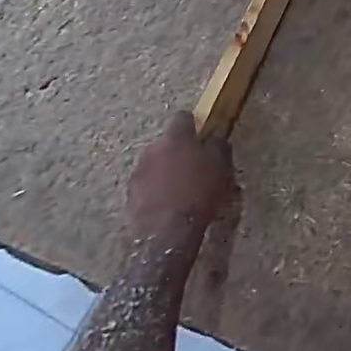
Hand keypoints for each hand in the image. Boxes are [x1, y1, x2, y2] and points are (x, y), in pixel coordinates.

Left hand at [124, 111, 232, 243]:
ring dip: (164, 170)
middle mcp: (153, 148)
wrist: (166, 233)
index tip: (201, 135)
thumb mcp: (220, 167)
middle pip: (167, 141)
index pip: (183, 117)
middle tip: (193, 166)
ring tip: (179, 189)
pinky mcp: (130, 194)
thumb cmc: (199, 194)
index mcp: (176, 137)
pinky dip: (155, 190)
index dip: (193, 125)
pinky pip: (146, 184)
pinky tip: (166, 205)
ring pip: (154, 163)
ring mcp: (138, 171)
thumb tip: (215, 137)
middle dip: (177, 150)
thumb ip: (218, 146)